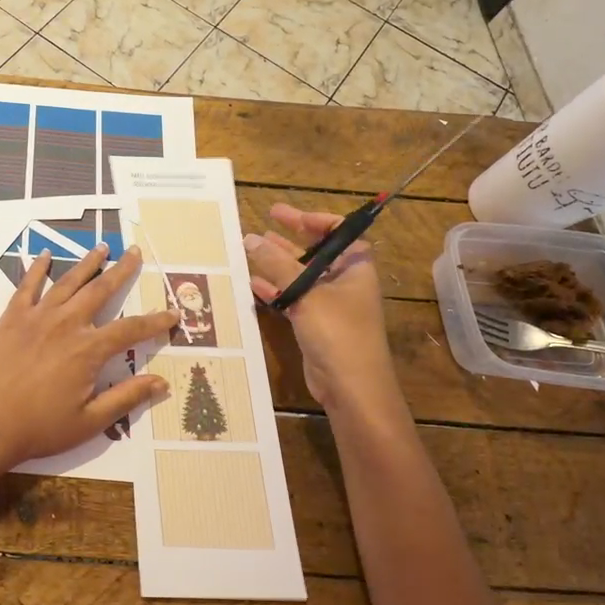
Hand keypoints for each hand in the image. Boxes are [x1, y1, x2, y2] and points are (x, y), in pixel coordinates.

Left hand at [0, 245, 178, 471]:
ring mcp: (37, 316)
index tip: (173, 314)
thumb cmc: (42, 427)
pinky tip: (45, 255)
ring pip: (68, 281)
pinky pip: (28, 285)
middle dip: (121, 271)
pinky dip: (37, 268)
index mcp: (88, 350)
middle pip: (100, 290)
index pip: (131, 330)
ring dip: (87, 263)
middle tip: (135, 253)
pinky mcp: (13, 316)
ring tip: (102, 247)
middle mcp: (66, 324)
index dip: (155, 322)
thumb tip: (161, 383)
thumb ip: (126, 398)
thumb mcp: (91, 421)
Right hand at [244, 204, 398, 407]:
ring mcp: (331, 305)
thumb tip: (249, 237)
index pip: (339, 232)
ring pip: (301, 276)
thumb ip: (276, 264)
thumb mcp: (306, 293)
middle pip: (317, 253)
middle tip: (264, 224)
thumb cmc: (337, 332)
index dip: (313, 220)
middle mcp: (345, 283)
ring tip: (250, 249)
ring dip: (278, 263)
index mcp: (355, 268)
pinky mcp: (316, 325)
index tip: (285, 216)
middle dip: (290, 238)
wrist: (351, 389)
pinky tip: (253, 284)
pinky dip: (275, 290)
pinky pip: (293, 299)